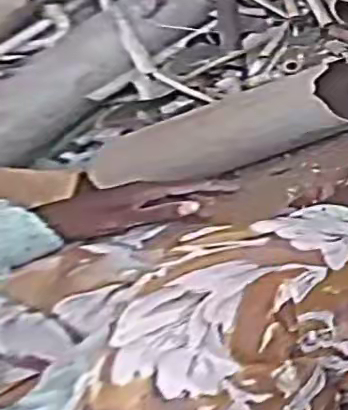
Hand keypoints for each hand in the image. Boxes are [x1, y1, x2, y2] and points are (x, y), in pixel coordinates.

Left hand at [36, 180, 231, 238]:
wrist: (49, 224)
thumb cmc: (88, 221)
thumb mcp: (127, 218)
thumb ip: (162, 212)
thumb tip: (197, 204)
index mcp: (149, 189)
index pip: (191, 185)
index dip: (215, 186)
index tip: (236, 187)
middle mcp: (145, 188)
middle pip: (185, 187)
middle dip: (209, 189)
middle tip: (231, 192)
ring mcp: (136, 194)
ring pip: (174, 192)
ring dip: (194, 195)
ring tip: (212, 200)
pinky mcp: (129, 201)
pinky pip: (163, 198)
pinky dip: (179, 200)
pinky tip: (181, 206)